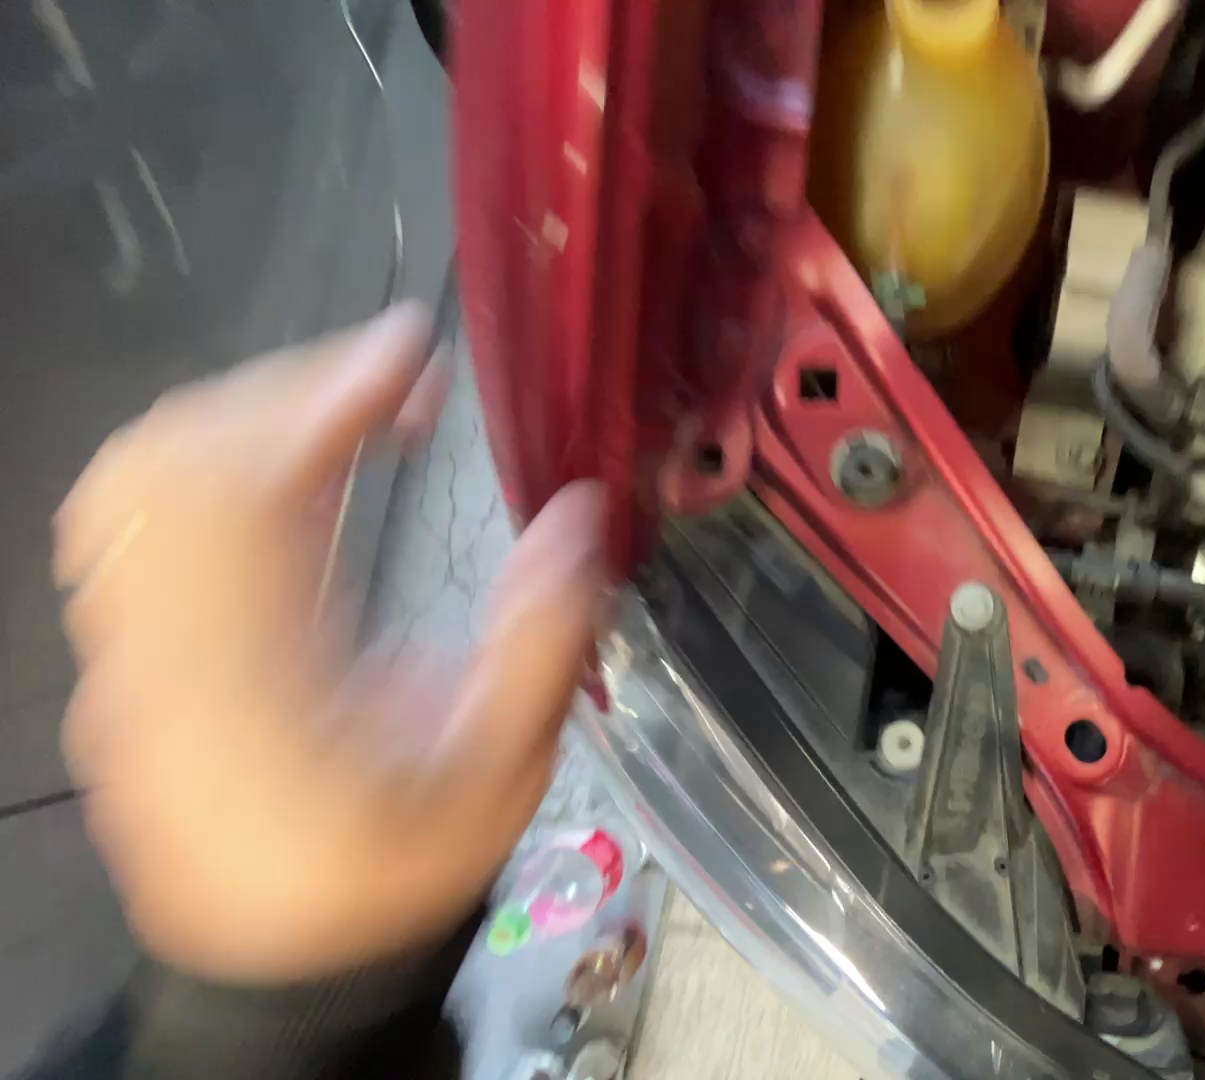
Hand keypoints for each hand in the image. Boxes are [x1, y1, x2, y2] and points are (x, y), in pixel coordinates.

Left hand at [54, 305, 607, 982]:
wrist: (296, 957)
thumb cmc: (408, 862)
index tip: (407, 349)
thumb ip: (544, 636)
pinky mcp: (141, 660)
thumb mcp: (507, 764)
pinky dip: (225, 462)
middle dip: (289, 390)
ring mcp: (132, 658)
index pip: (246, 495)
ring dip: (253, 418)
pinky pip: (148, 527)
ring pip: (142, 487)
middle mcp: (162, 656)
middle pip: (172, 468)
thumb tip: (581, 513)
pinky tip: (308, 467)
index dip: (323, 400)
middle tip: (398, 377)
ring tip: (362, 408)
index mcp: (252, 682)